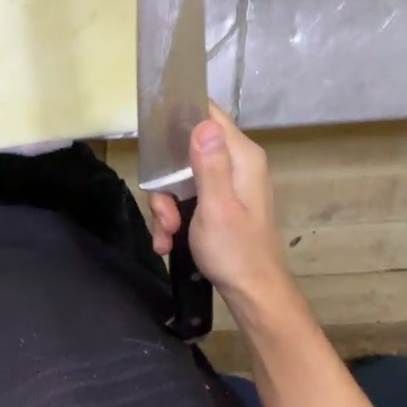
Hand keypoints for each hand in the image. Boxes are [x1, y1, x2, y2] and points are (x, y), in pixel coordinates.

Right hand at [148, 103, 293, 304]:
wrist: (251, 290)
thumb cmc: (234, 250)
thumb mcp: (216, 207)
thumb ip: (210, 165)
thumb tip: (203, 123)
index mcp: (242, 158)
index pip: (210, 116)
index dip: (180, 119)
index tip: (154, 137)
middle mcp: (237, 165)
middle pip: (185, 153)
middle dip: (166, 185)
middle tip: (165, 216)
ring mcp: (227, 185)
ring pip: (180, 180)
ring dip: (166, 209)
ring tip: (167, 235)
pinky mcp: (218, 203)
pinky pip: (186, 200)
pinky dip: (173, 220)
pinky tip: (169, 240)